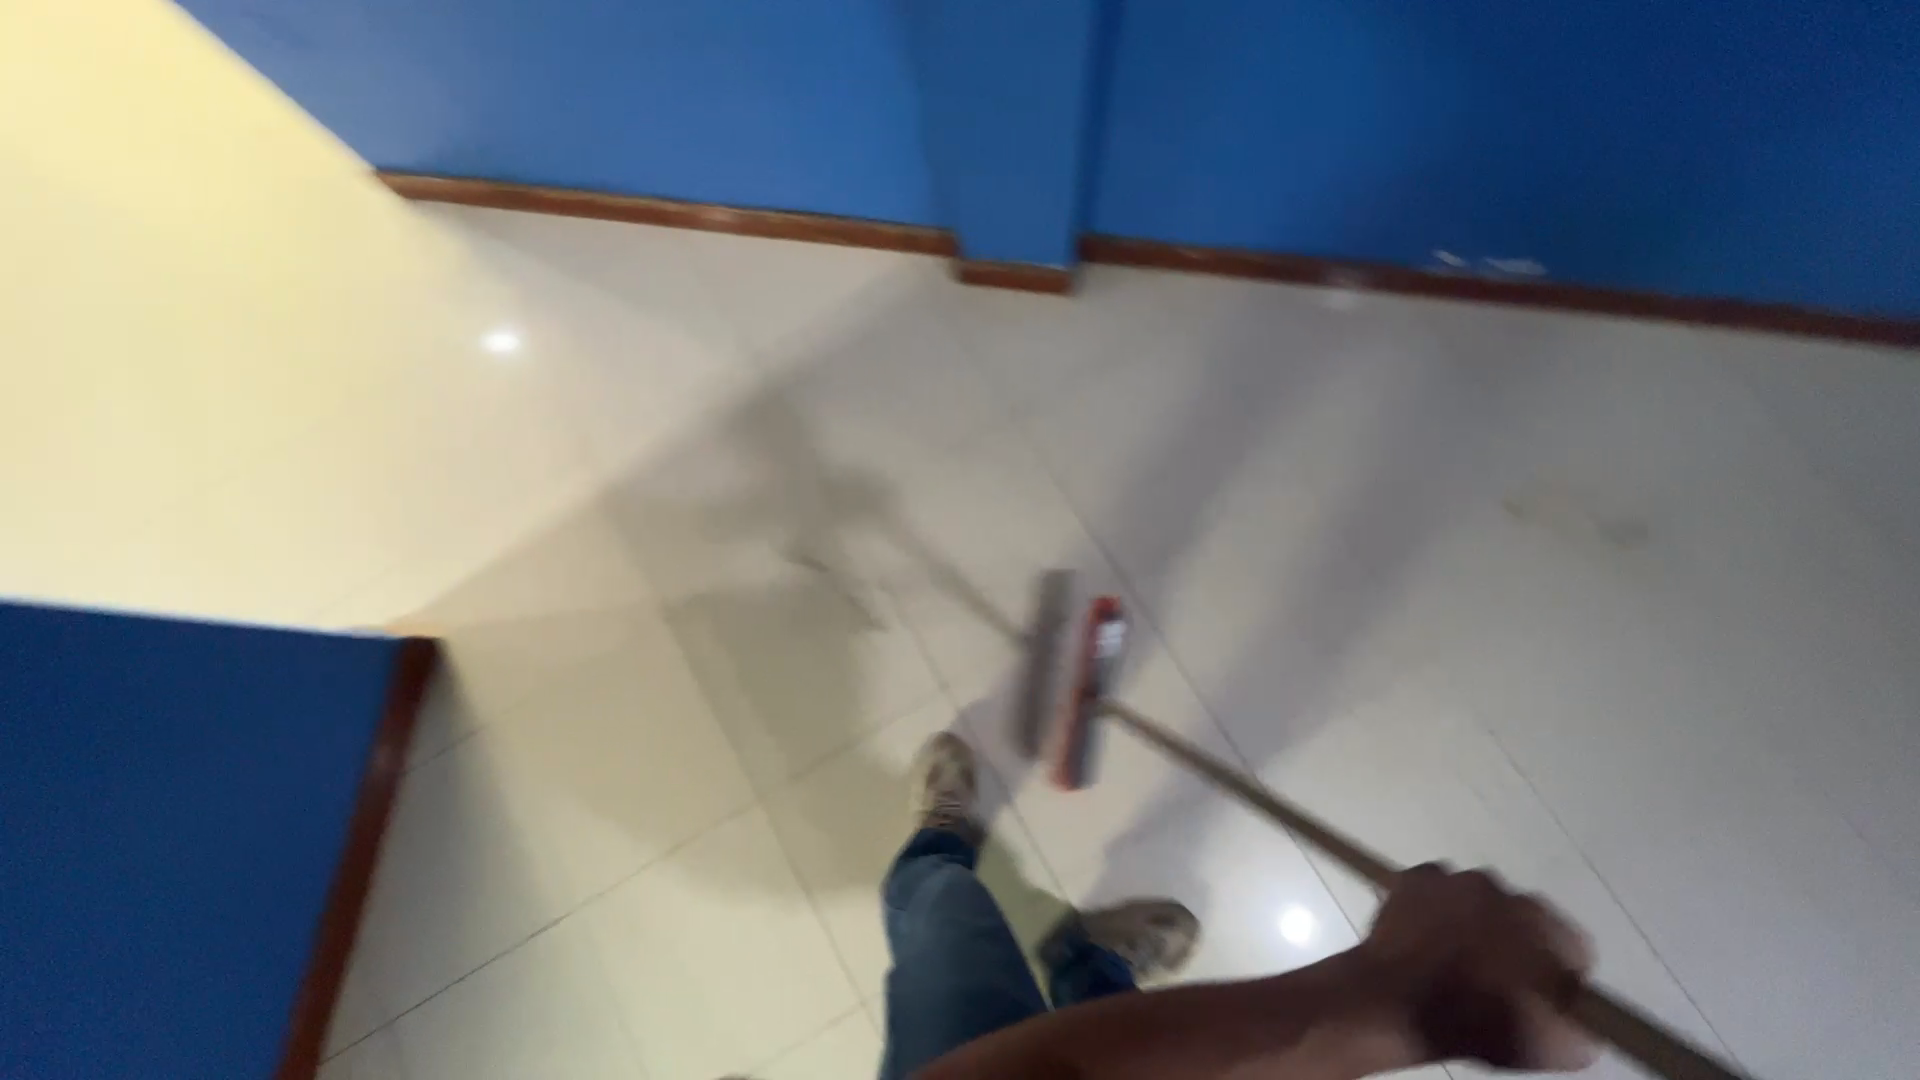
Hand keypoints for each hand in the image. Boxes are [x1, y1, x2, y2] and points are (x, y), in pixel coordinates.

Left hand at [1359, 864, 1598, 1071]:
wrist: (1399, 1000)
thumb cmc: (1480, 1023)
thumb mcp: (1557, 1045)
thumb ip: (1582, 1022)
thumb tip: (1575, 1007)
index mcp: (1544, 924)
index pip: (1572, 946)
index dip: (1560, 973)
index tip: (1543, 993)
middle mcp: (1501, 888)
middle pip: (1521, 917)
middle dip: (1515, 941)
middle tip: (1494, 973)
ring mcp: (1452, 877)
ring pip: (1476, 899)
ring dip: (1473, 920)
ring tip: (1456, 953)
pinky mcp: (1414, 876)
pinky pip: (1435, 888)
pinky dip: (1435, 906)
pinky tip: (1428, 933)